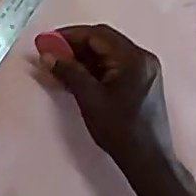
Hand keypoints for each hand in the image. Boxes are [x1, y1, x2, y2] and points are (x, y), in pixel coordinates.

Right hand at [36, 24, 174, 164]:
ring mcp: (144, 70)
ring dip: (82, 58)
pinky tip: (75, 77)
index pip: (98, 34)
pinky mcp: (141, 82)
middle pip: (103, 42)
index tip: (48, 40)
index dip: (70, 35)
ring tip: (58, 66)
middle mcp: (142, 58)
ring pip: (107, 54)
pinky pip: (113, 67)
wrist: (148, 160)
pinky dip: (93, 69)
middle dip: (74, 46)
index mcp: (133, 58)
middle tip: (50, 53)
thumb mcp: (89, 98)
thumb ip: (68, 72)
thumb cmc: (120, 129)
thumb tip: (46, 55)